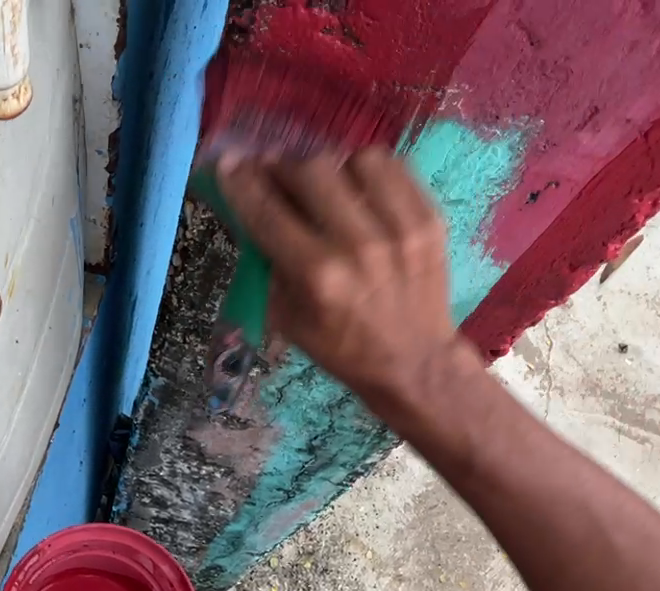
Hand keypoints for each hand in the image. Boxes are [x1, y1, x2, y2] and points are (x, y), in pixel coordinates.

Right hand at [216, 148, 483, 404]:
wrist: (413, 362)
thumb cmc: (341, 348)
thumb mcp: (289, 320)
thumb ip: (271, 266)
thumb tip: (255, 214)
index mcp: (318, 278)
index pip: (269, 214)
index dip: (243, 182)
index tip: (230, 163)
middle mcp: (358, 246)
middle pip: (311, 172)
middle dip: (284, 168)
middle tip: (275, 173)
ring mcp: (400, 228)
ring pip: (353, 160)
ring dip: (330, 168)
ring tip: (324, 186)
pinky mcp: (429, 218)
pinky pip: (392, 167)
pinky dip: (367, 170)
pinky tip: (358, 188)